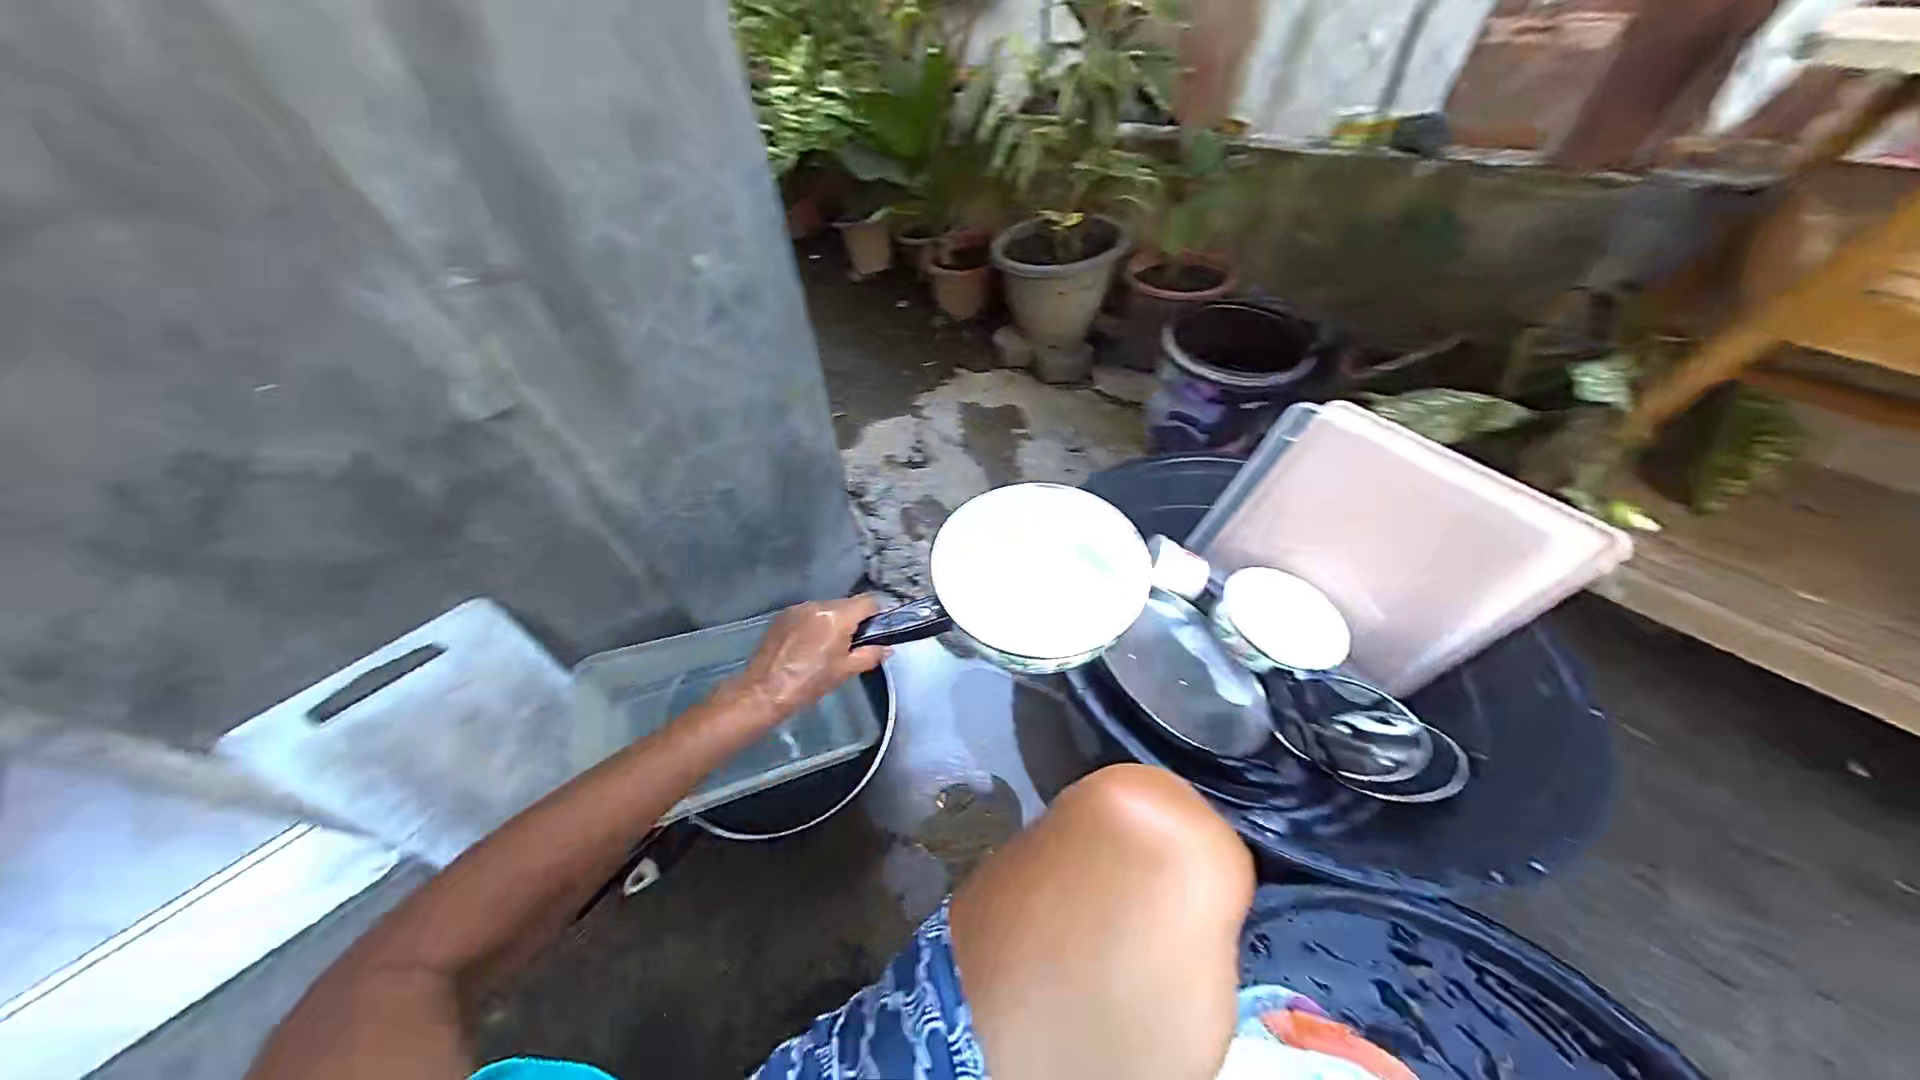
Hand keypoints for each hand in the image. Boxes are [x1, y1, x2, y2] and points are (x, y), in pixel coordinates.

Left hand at [727, 595, 890, 720]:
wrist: (765, 690)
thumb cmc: (810, 682)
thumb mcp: (846, 671)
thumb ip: (870, 655)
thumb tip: (886, 648)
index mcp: (838, 616)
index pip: (869, 601)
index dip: (878, 612)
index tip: (879, 626)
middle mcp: (818, 605)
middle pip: (846, 604)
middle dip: (853, 620)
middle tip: (852, 643)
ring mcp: (798, 608)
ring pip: (826, 608)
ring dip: (832, 621)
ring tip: (827, 645)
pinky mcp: (782, 615)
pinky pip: (807, 614)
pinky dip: (813, 624)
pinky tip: (807, 644)